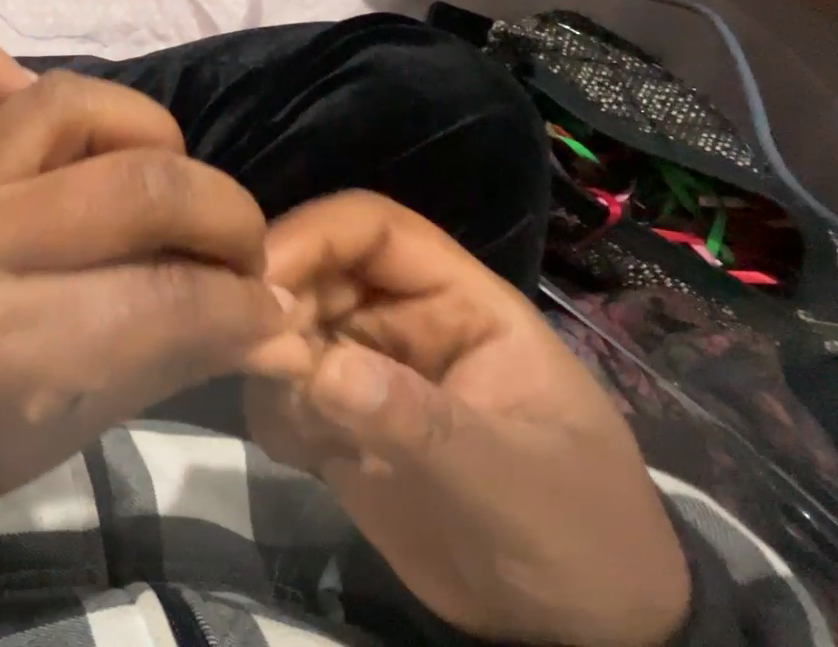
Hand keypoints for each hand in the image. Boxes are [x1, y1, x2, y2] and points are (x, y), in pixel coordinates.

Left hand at [0, 39, 297, 512]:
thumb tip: (282, 317)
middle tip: (236, 250)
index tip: (271, 308)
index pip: (164, 297)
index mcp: (2, 340)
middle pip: (131, 186)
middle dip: (220, 214)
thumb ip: (190, 351)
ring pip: (64, 103)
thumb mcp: (97, 416)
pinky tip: (30, 99)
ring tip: (162, 179)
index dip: (242, 303)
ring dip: (142, 130)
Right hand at [243, 192, 690, 646]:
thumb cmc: (578, 535)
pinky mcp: (334, 421)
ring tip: (301, 430)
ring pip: (283, 330)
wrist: (568, 627)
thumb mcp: (514, 478)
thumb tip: (324, 370)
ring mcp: (362, 372)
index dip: (314, 235)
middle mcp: (399, 323)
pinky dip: (273, 415)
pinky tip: (304, 459)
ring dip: (269, 366)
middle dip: (277, 306)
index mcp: (458, 303)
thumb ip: (420, 422)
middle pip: (311, 271)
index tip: (261, 277)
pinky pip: (277, 392)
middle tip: (258, 359)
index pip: (373, 229)